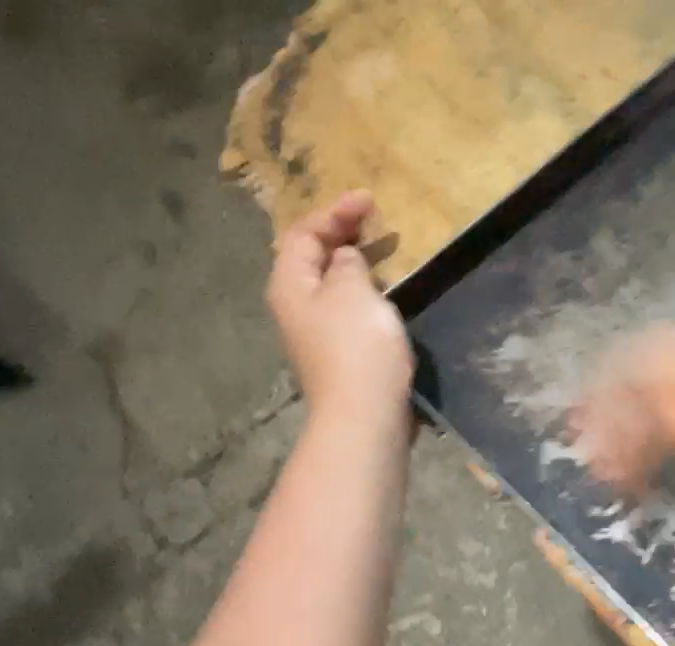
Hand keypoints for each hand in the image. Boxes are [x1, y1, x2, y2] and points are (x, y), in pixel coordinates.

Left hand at [266, 191, 414, 424]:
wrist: (365, 416)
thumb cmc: (357, 347)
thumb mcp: (354, 290)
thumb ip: (349, 264)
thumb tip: (347, 260)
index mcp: (290, 284)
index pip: (304, 232)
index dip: (335, 212)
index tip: (369, 200)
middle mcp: (295, 307)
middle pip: (312, 259)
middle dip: (341, 237)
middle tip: (373, 224)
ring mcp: (316, 335)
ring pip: (331, 287)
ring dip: (355, 267)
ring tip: (382, 257)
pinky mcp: (340, 356)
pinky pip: (348, 311)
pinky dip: (365, 295)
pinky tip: (385, 299)